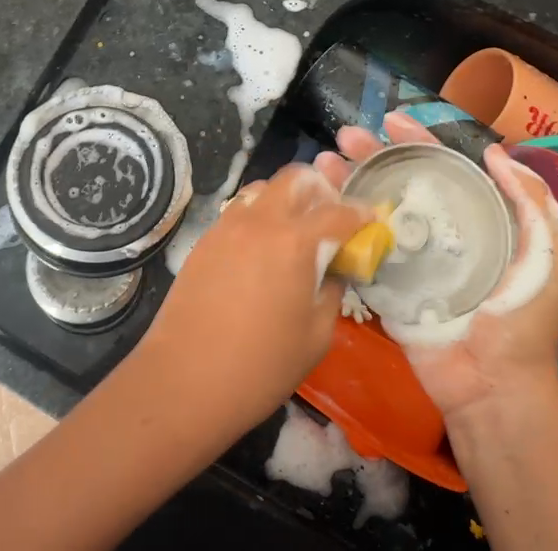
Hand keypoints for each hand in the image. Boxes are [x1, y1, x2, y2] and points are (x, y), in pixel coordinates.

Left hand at [139, 164, 371, 438]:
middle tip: (331, 219)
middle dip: (319, 190)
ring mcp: (226, 227)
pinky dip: (258, 218)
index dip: (360, 214)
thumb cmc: (261, 366)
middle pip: (294, 179)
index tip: (371, 221)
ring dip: (285, 200)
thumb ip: (332, 290)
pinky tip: (262, 251)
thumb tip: (335, 269)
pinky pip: (238, 212)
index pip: (337, 211)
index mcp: (294, 242)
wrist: (186, 379)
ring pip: (261, 190)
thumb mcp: (316, 335)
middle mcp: (259, 221)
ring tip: (295, 232)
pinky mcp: (204, 241)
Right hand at [315, 112, 557, 421]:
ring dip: (348, 180)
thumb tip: (494, 152)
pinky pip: (359, 247)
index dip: (420, 142)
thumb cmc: (522, 324)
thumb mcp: (548, 260)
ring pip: (374, 207)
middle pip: (401, 181)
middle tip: (345, 136)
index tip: (393, 121)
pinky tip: (318, 203)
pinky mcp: (384, 284)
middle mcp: (440, 231)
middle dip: (373, 153)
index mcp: (478, 221)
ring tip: (323, 160)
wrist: (491, 387)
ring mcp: (408, 257)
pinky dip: (337, 223)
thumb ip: (532, 206)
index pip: (446, 168)